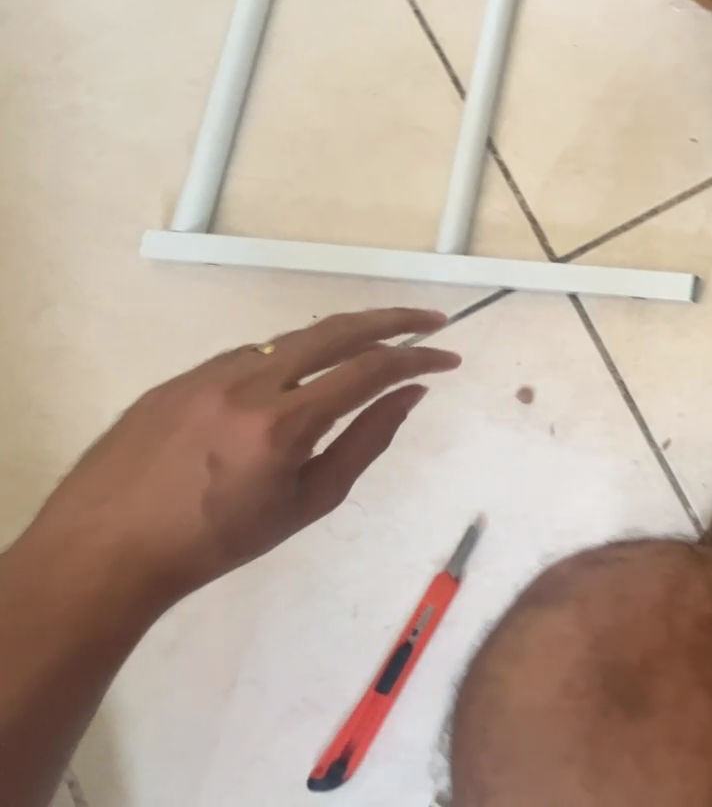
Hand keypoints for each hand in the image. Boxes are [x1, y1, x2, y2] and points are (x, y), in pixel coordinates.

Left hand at [18, 308, 459, 612]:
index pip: (371, 369)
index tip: (449, 359)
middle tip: (431, 320)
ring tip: (372, 349)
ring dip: (342, 338)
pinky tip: (300, 379)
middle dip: (394, 319)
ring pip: (293, 339)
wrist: (97, 558)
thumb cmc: (220, 540)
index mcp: (284, 423)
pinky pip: (251, 356)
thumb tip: (411, 394)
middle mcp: (245, 386)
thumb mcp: (312, 498)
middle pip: (337, 330)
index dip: (419, 358)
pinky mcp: (175, 381)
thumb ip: (369, 439)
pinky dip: (292, 358)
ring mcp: (204, 377)